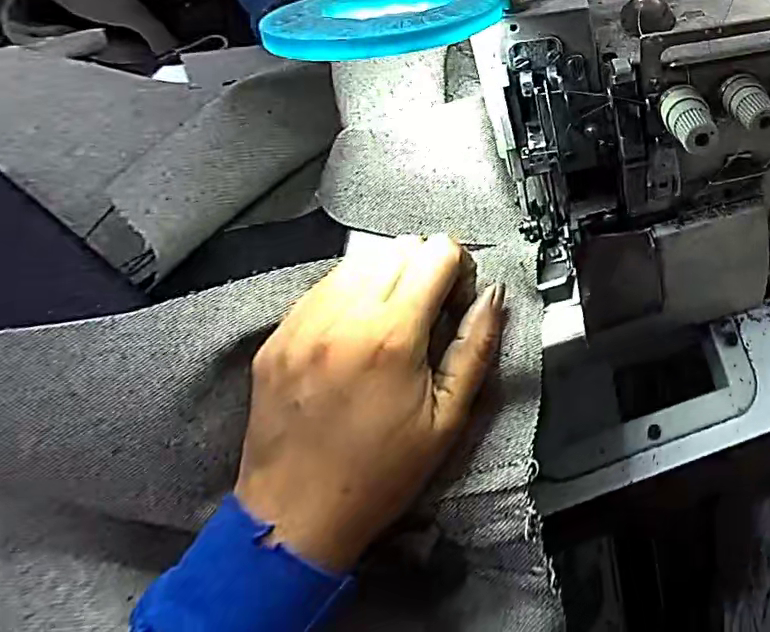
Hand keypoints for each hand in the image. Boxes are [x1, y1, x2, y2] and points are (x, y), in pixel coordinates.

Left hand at [234, 235, 505, 571]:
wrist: (290, 522)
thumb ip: (478, 344)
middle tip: (433, 310)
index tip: (460, 305)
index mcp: (390, 337)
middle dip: (429, 267)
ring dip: (391, 275)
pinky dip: (354, 290)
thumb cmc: (381, 471)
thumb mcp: (451, 413)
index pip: (437, 254)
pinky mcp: (276, 340)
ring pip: (362, 258)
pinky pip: (325, 284)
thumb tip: (493, 294)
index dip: (461, 271)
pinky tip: (362, 327)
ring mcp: (300, 328)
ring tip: (398, 317)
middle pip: (401, 247)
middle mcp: (341, 321)